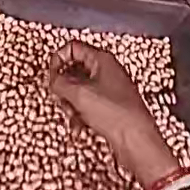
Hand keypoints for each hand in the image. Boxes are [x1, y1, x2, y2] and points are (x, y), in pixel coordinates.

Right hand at [48, 40, 178, 184]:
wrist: (137, 142)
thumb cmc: (118, 114)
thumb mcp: (80, 94)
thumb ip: (60, 82)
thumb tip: (53, 80)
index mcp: (102, 60)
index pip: (73, 48)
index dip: (59, 60)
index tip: (52, 76)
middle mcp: (107, 71)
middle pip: (75, 71)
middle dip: (65, 87)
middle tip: (63, 99)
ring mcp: (110, 90)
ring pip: (80, 91)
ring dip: (72, 105)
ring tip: (73, 117)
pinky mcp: (110, 108)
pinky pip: (88, 106)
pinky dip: (81, 115)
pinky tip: (80, 127)